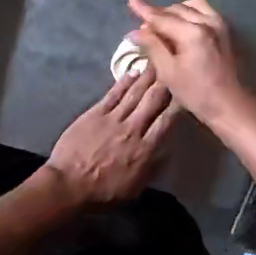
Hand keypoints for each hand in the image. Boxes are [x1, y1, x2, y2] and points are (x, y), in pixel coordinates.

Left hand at [43, 69, 178, 206]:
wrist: (68, 185)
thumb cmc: (103, 192)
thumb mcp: (135, 188)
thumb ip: (153, 168)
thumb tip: (168, 151)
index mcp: (145, 149)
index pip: (168, 121)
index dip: (179, 104)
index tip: (187, 91)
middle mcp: (132, 129)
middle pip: (153, 100)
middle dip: (165, 82)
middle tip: (174, 66)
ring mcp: (112, 119)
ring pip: (135, 93)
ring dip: (147, 77)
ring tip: (158, 62)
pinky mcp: (94, 114)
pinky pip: (113, 94)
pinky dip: (124, 82)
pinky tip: (133, 72)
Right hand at [127, 0, 255, 129]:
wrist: (230, 105)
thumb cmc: (196, 93)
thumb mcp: (168, 72)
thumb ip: (152, 47)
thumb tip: (135, 32)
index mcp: (192, 33)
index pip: (162, 18)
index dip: (145, 10)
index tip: (131, 1)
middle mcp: (207, 22)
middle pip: (177, 9)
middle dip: (159, 14)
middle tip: (144, 26)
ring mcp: (219, 24)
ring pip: (193, 6)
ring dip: (175, 11)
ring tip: (163, 24)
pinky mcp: (225, 31)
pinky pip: (204, 12)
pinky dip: (190, 14)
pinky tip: (182, 27)